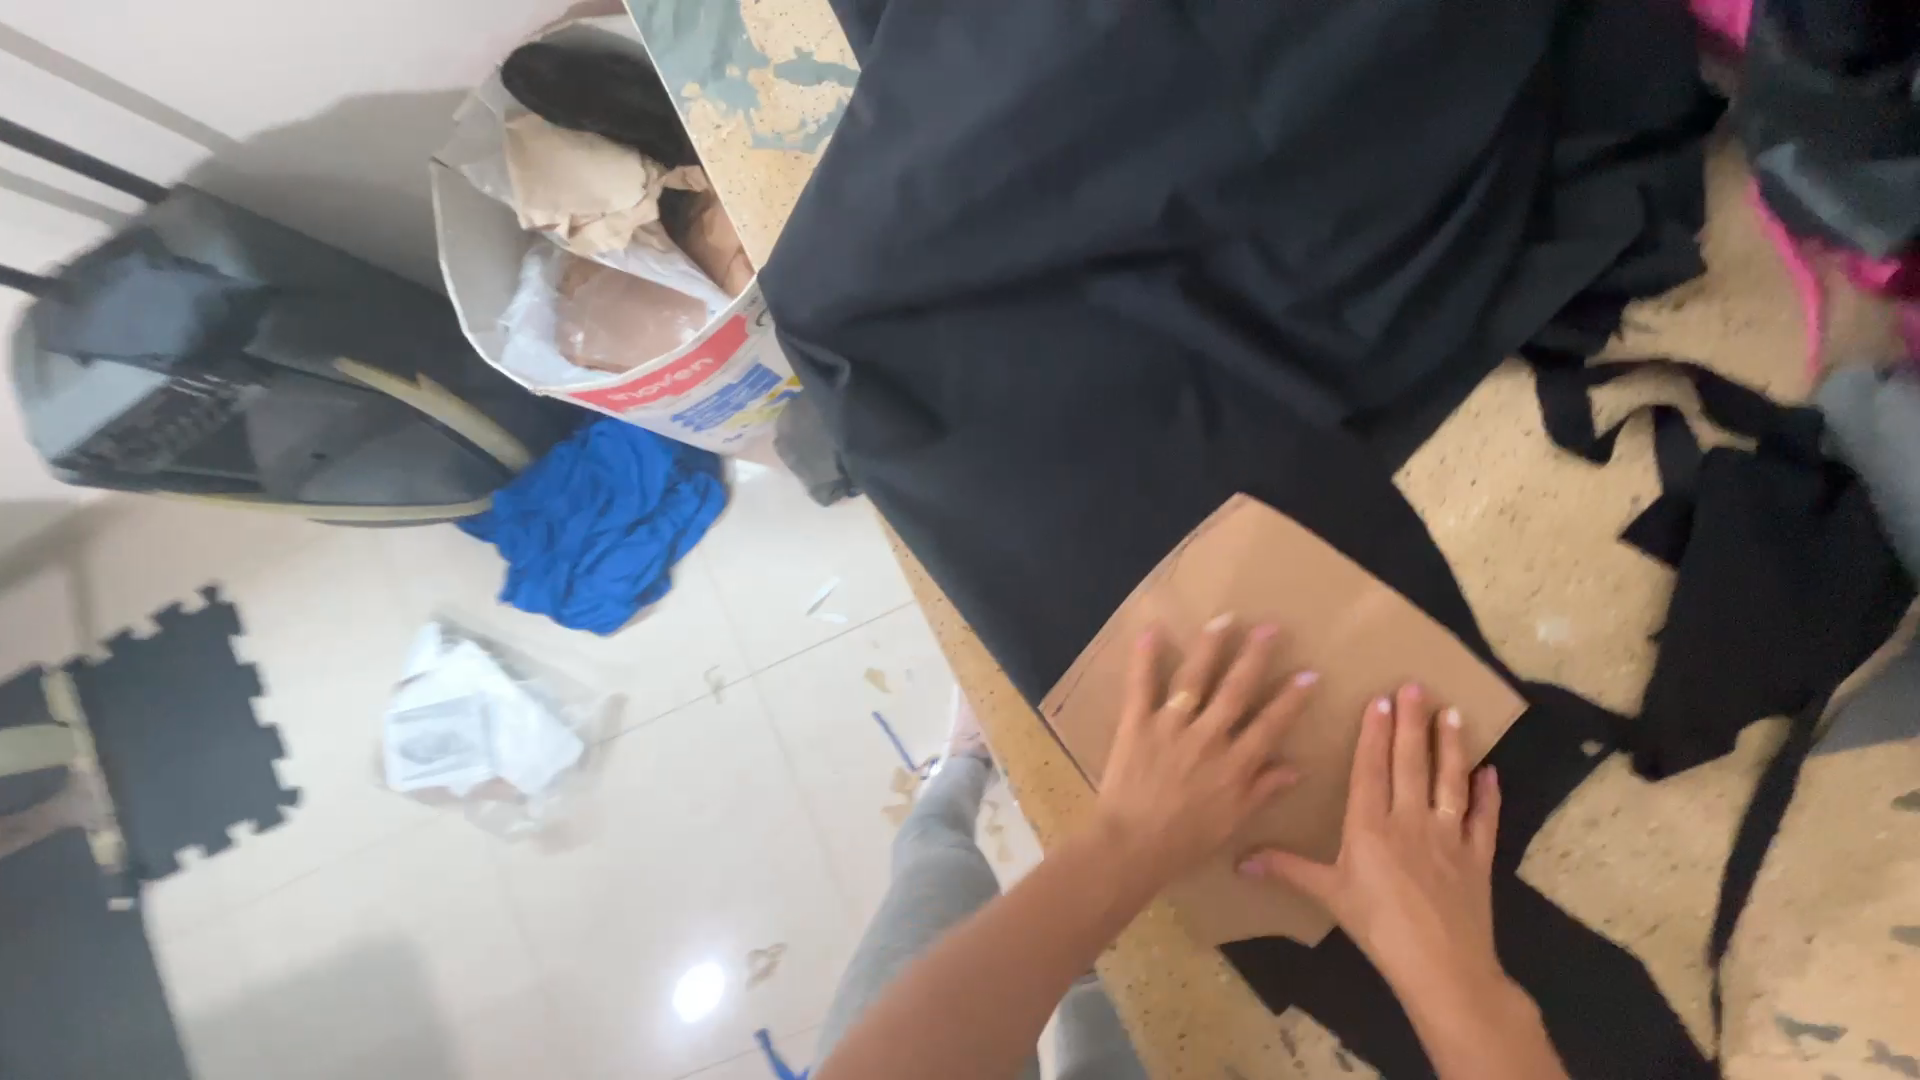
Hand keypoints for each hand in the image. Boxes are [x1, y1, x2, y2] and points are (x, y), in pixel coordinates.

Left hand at [1092, 615, 1318, 887]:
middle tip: (1270, 628)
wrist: (1132, 845)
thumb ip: (1262, 790)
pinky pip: (1141, 686)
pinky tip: (1151, 631)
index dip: (1291, 699)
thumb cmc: (1184, 841)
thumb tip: (1296, 768)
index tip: (1308, 674)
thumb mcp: (1232, 821)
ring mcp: (1171, 727)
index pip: (1270, 724)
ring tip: (1224, 620)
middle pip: (1236, 691)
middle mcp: (1207, 738)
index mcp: (1234, 765)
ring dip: (1211, 648)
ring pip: (1195, 680)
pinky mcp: (1136, 724)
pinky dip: (1144, 658)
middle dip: (1255, 658)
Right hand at [1237, 683, 1506, 1002]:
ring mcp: (1447, 836)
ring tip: (1453, 713)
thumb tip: (1238, 860)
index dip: (1374, 733)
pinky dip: (1488, 795)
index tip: (1380, 699)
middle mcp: (1409, 819)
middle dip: (1412, 723)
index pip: (1370, 768)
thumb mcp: (1328, 894)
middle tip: (1417, 687)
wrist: (1442, 966)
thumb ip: (1287, 868)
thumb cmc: (1377, 925)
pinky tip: (1491, 772)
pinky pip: (1483, 819)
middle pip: (1411, 763)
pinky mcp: (1478, 857)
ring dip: (1451, 746)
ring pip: (1449, 780)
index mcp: (1369, 824)